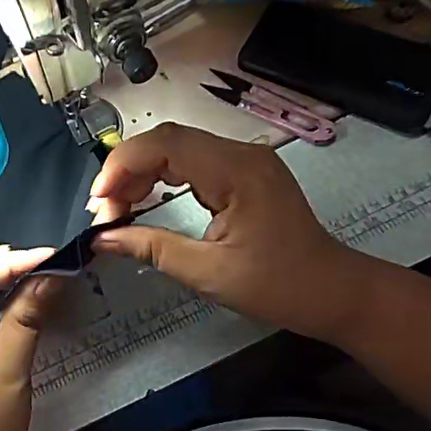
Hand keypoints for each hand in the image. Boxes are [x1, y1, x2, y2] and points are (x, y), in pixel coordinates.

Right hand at [89, 123, 372, 340]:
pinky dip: (167, 177)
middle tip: (105, 212)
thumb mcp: (208, 273)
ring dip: (145, 173)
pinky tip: (148, 198)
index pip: (166, 143)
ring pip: (181, 148)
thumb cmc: (277, 286)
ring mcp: (247, 159)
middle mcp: (243, 153)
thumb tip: (102, 239)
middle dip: (129, 171)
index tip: (99, 201)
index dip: (123, 164)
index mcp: (237, 171)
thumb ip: (151, 248)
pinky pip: (197, 161)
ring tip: (120, 208)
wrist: (331, 290)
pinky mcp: (247, 171)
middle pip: (170, 141)